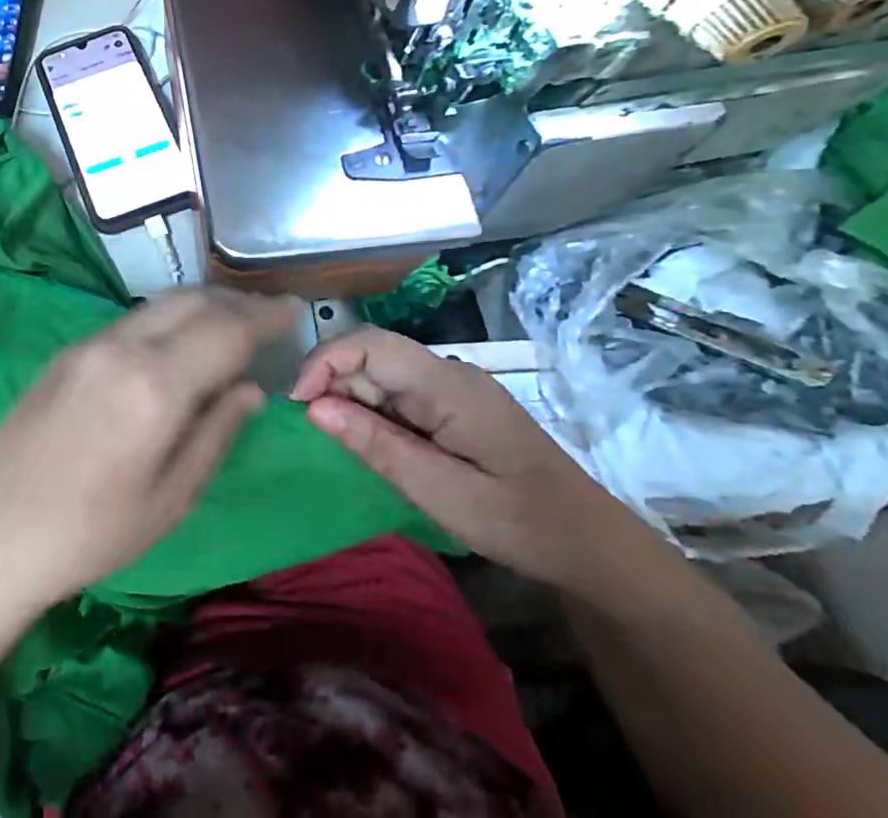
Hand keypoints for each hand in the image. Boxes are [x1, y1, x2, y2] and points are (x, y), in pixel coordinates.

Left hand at [0, 289, 301, 616]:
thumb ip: (215, 433)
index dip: (266, 316)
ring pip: (157, 306)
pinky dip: (166, 321)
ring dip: (200, 307)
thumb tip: (248, 388)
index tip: (296, 310)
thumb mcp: (170, 497)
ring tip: (229, 325)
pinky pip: (129, 322)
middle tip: (267, 315)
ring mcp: (86, 347)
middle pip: (190, 301)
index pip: (225, 329)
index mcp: (153, 385)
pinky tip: (176, 344)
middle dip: (236, 301)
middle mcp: (119, 349)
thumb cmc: (90, 534)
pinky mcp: (63, 356)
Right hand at [290, 327, 674, 598]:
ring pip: (379, 374)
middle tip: (316, 437)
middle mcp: (448, 374)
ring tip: (340, 447)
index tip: (299, 408)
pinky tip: (368, 446)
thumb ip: (376, 446)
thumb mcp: (441, 492)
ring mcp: (451, 388)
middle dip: (331, 386)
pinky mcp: (450, 406)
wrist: (588, 543)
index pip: (370, 344)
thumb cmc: (519, 522)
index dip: (323, 362)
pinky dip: (369, 414)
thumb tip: (313, 407)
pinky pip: (395, 394)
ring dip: (348, 402)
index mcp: (450, 386)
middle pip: (370, 356)